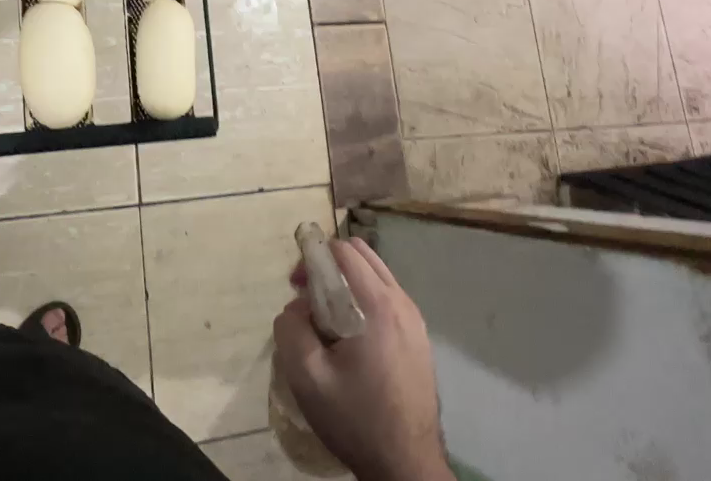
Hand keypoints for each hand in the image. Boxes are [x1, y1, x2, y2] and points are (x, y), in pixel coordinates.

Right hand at [272, 238, 445, 480]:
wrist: (405, 464)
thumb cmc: (355, 418)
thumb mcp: (306, 376)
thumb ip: (291, 329)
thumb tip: (297, 307)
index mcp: (376, 305)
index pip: (343, 251)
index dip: (313, 258)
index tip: (297, 286)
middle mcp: (401, 303)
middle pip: (362, 254)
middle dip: (330, 264)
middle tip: (308, 297)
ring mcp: (415, 320)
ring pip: (377, 274)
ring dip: (348, 282)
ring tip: (328, 319)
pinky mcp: (420, 338)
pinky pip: (388, 298)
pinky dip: (365, 299)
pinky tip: (352, 337)